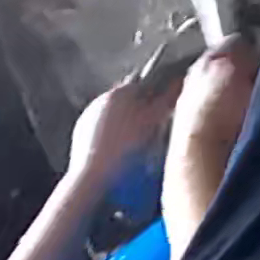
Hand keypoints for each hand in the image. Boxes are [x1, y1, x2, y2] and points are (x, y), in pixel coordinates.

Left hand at [67, 75, 181, 183]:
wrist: (90, 180)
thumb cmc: (125, 148)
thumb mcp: (154, 122)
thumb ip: (169, 98)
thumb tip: (180, 81)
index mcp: (121, 90)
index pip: (145, 80)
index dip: (158, 91)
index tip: (165, 104)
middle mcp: (102, 97)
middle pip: (129, 95)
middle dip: (141, 105)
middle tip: (153, 123)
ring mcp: (88, 116)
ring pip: (114, 111)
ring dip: (125, 118)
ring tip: (136, 139)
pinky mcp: (79, 134)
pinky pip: (101, 126)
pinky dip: (111, 132)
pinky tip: (118, 149)